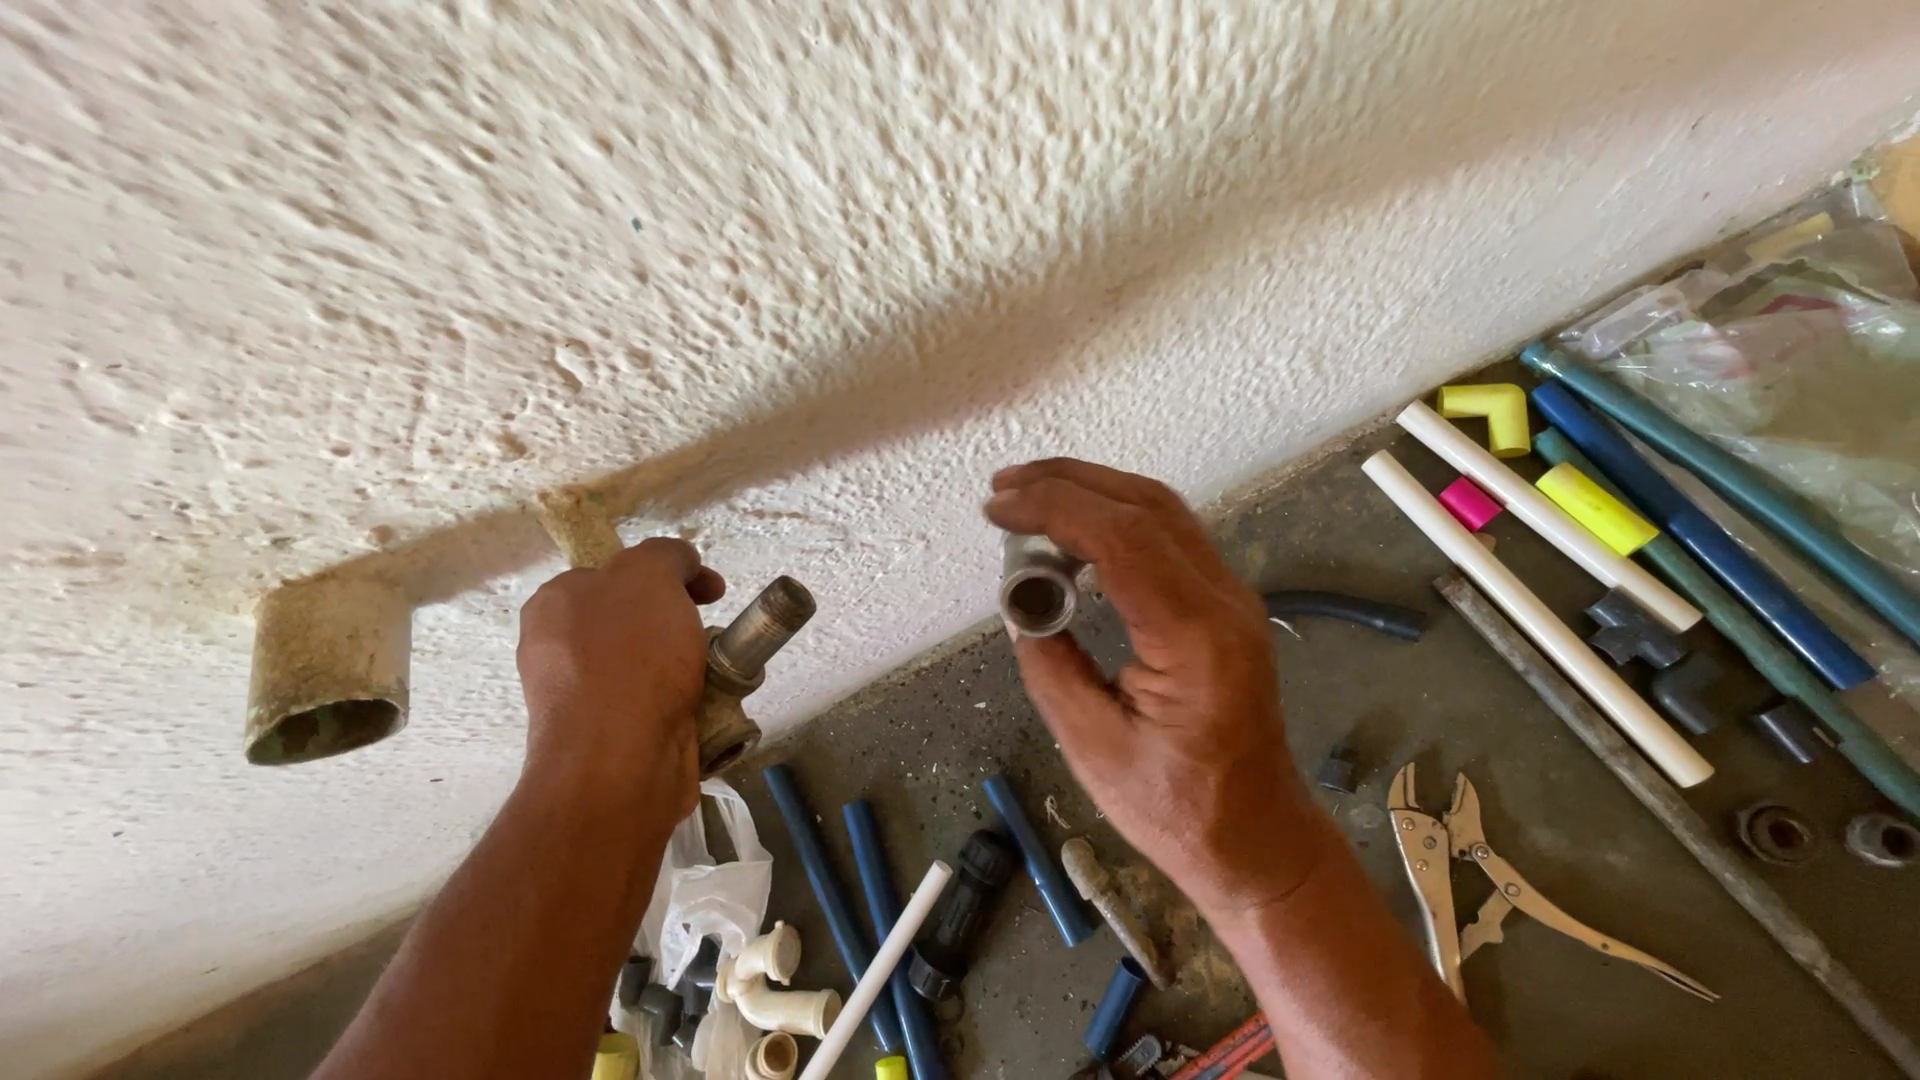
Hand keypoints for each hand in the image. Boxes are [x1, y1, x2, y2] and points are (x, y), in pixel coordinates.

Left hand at [516, 538, 725, 824]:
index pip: (621, 572)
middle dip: (681, 623)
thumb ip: (665, 556)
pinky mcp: (607, 737)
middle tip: (707, 636)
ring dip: (688, 666)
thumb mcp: (650, 576)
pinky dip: (682, 704)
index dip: (672, 574)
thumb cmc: (632, 657)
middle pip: (638, 619)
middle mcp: (559, 647)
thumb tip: (681, 567)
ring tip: (711, 679)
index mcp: (556, 603)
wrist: (620, 761)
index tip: (710, 593)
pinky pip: (654, 705)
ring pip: (650, 664)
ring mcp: (580, 697)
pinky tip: (699, 710)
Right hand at [987, 460, 1319, 916]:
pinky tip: (1075, 526)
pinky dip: (1115, 514)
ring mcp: (1231, 598)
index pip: (1123, 540)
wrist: (1258, 837)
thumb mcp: (1094, 750)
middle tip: (1003, 489)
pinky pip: (1169, 534)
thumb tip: (1023, 605)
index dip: (1053, 510)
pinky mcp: (1222, 603)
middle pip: (1146, 506)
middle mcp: (1224, 602)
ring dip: (1092, 489)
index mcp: (1197, 641)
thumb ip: (1051, 667)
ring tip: (1028, 494)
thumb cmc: (1179, 811)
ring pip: (1162, 510)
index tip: (998, 510)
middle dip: (1067, 483)